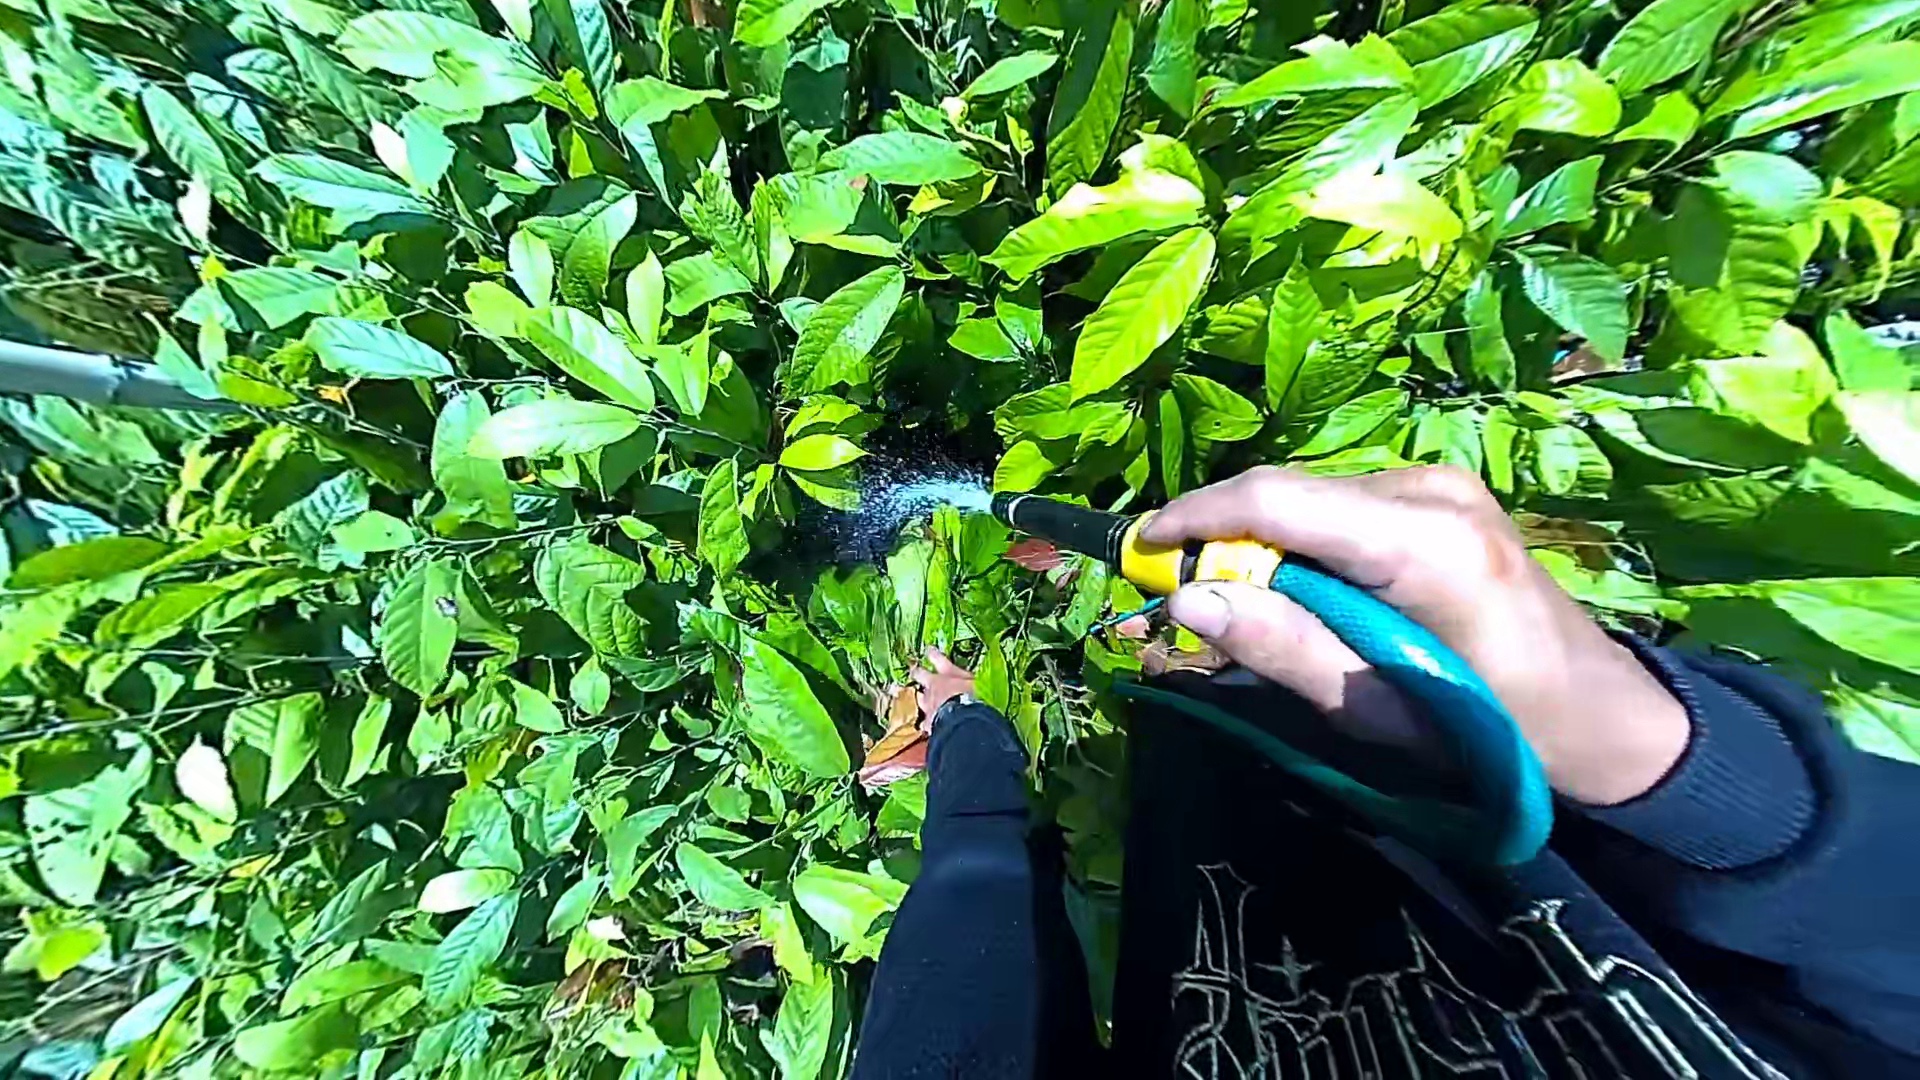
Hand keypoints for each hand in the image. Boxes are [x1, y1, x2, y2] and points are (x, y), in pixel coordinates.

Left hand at [911, 647, 975, 724]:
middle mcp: (934, 686)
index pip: (937, 658)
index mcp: (948, 673)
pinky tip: (929, 726)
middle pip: (920, 675)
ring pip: (919, 698)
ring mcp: (928, 704)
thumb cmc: (974, 697)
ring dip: (921, 698)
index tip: (928, 649)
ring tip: (920, 700)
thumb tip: (979, 680)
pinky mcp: (928, 722)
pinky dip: (928, 722)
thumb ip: (973, 681)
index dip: (932, 653)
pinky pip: (925, 721)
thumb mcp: (977, 684)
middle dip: (917, 672)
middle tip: (914, 670)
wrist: (963, 721)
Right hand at [1140, 465, 1688, 804]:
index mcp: (1424, 543)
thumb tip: (1181, 599)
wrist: (1604, 713)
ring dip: (1243, 546)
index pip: (1275, 501)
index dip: (1194, 517)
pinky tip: (1279, 589)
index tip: (1139, 549)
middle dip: (1210, 539)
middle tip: (1169, 591)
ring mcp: (1427, 481)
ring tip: (1222, 602)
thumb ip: (1277, 646)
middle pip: (1277, 496)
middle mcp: (1423, 488)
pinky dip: (1280, 546)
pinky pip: (1319, 509)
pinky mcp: (1421, 492)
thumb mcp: (1371, 707)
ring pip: (1292, 500)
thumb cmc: (1492, 728)